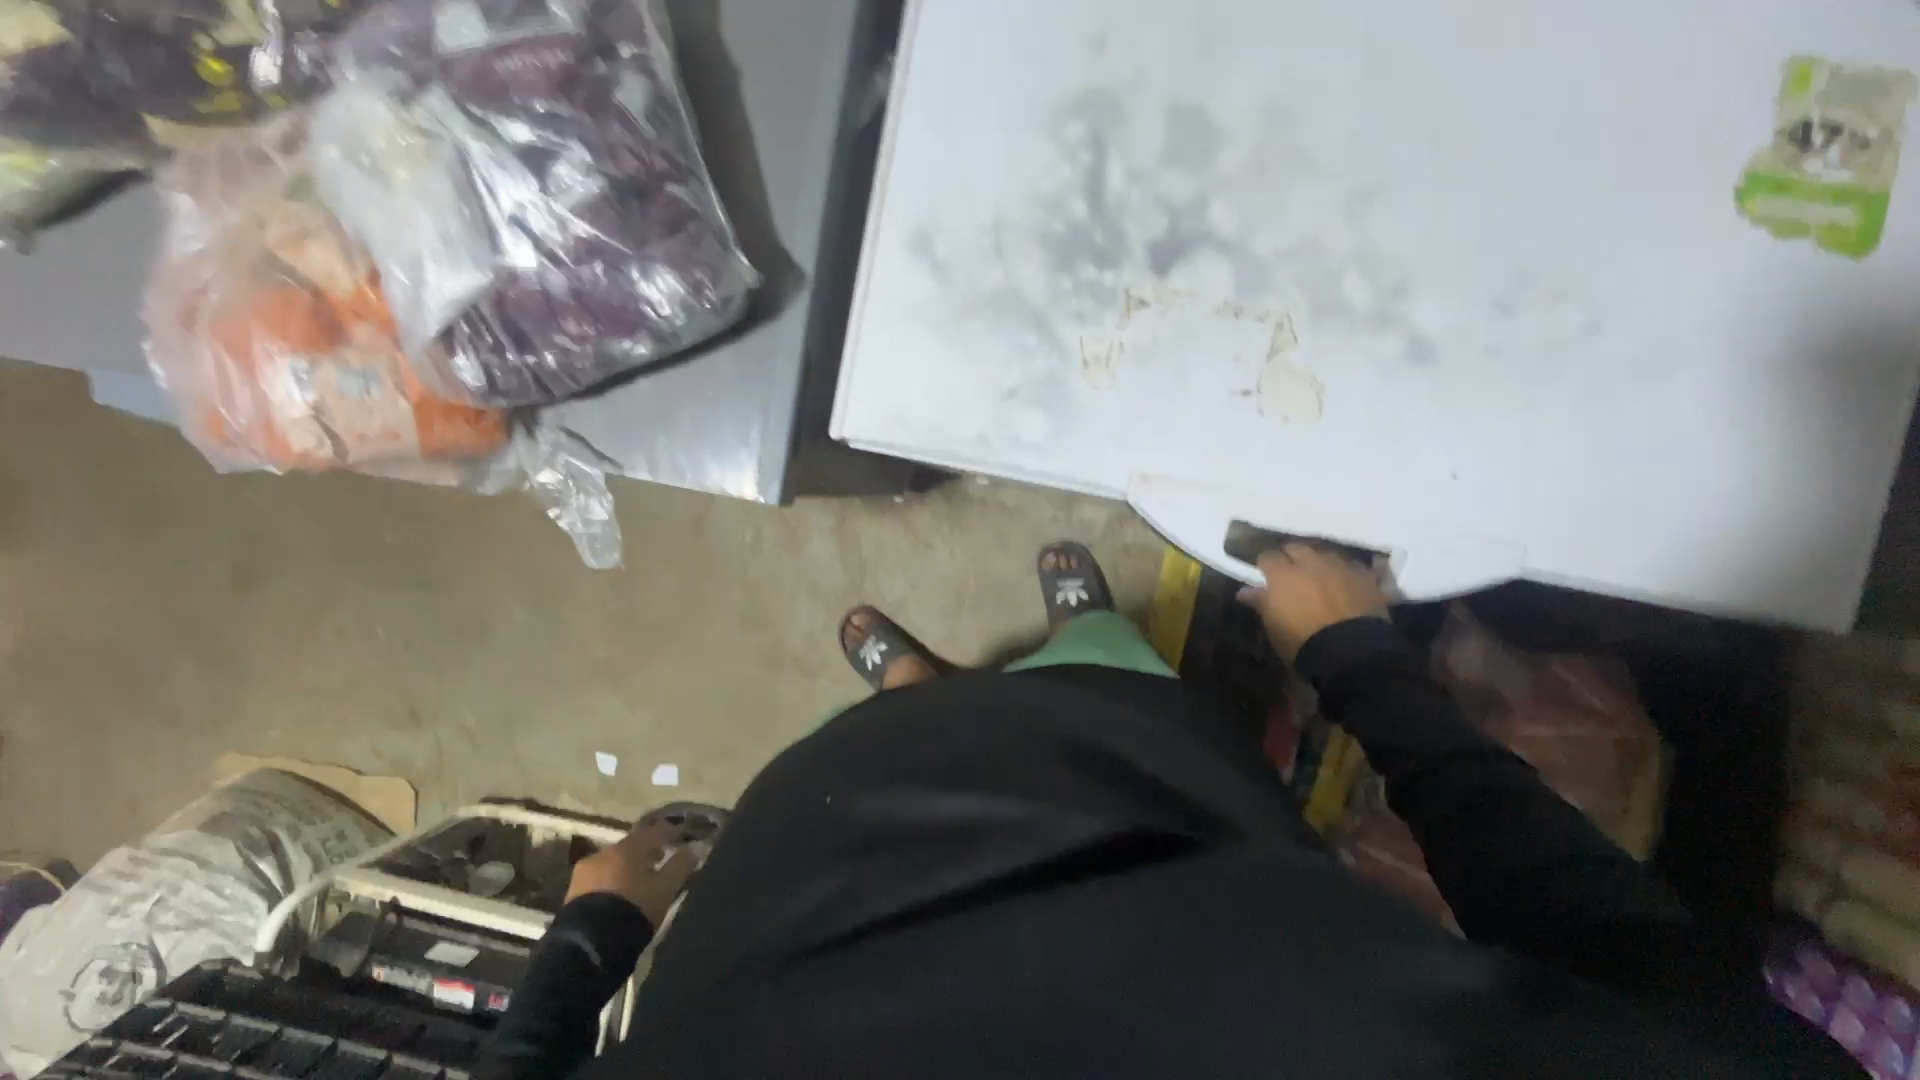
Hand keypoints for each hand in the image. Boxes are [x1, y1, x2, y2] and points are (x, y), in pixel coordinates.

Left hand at [565, 819, 696, 925]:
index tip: (680, 838)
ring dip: (625, 868)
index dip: (669, 833)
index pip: (653, 831)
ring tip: (637, 883)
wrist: (589, 944)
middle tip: (658, 862)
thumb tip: (693, 848)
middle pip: (629, 847)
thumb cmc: (634, 909)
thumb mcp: (666, 889)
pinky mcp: (571, 894)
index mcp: (627, 848)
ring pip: (611, 863)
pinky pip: (598, 880)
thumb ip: (681, 865)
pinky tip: (617, 897)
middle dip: (645, 852)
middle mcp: (603, 853)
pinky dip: (610, 883)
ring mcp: (583, 873)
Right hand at [1239, 542, 1390, 662]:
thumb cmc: (1302, 641)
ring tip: (1320, 575)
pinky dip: (1346, 571)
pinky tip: (1346, 582)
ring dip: (1319, 561)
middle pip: (1297, 547)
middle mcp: (1311, 562)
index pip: (1267, 556)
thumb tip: (1244, 591)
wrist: (1351, 652)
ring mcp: (1340, 567)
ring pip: (1326, 553)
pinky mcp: (1366, 577)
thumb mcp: (1273, 626)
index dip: (1265, 564)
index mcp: (1283, 574)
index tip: (1264, 574)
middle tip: (1290, 571)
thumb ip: (1260, 603)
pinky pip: (1353, 566)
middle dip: (1292, 556)